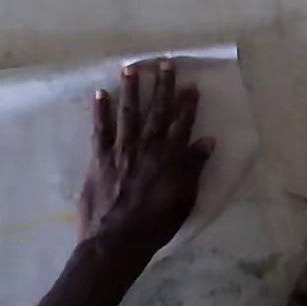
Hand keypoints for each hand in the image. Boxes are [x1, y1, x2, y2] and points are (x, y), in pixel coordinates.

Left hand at [78, 59, 213, 265]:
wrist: (117, 241)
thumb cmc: (156, 224)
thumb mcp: (184, 198)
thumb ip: (194, 168)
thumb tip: (206, 141)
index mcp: (170, 157)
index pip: (182, 123)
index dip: (187, 103)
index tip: (190, 84)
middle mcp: (147, 146)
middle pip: (157, 110)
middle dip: (162, 86)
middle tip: (165, 64)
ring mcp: (122, 150)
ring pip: (129, 112)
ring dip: (131, 88)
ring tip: (132, 67)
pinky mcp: (100, 158)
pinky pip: (100, 129)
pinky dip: (100, 110)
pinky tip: (100, 93)